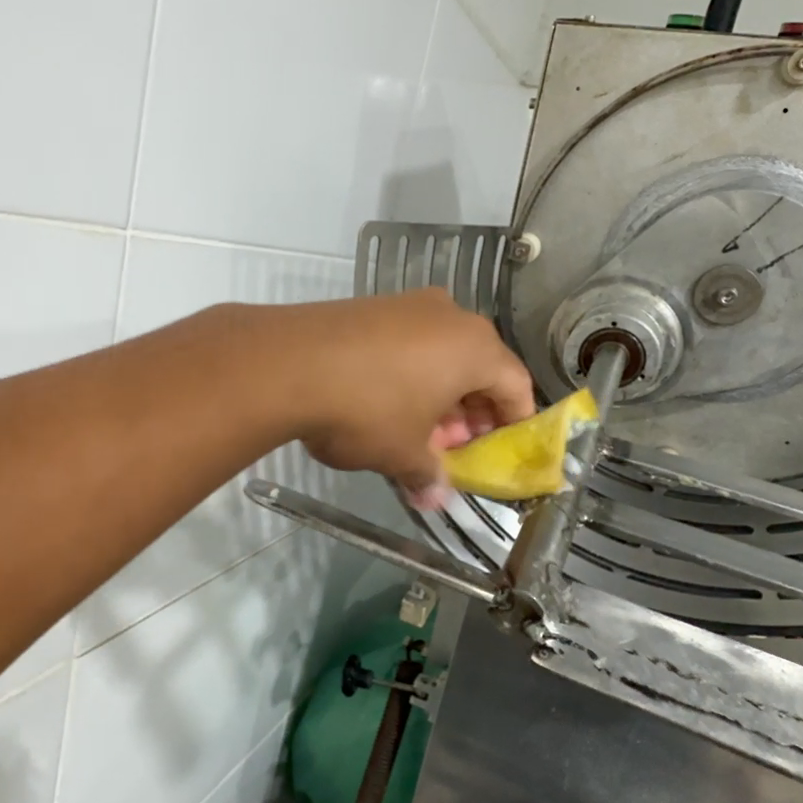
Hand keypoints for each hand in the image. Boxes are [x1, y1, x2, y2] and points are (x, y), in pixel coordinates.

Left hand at [253, 289, 535, 504]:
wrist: (285, 363)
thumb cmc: (365, 409)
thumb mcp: (401, 453)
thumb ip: (427, 475)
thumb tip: (435, 497)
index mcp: (475, 347)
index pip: (516, 387)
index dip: (513, 425)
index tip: (498, 453)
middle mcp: (449, 315)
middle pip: (479, 367)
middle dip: (469, 413)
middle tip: (451, 450)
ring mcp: (406, 305)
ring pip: (440, 354)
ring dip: (436, 395)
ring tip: (414, 432)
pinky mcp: (370, 306)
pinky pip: (406, 343)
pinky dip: (407, 374)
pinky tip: (382, 404)